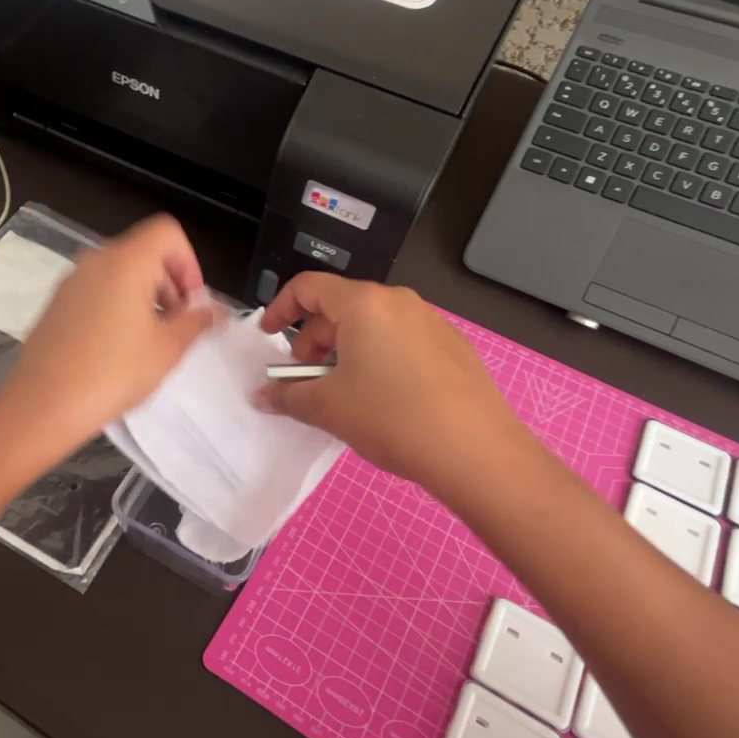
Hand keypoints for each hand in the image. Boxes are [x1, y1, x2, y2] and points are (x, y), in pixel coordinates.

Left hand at [0, 215, 219, 453]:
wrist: (44, 404)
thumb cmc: (114, 372)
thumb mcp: (167, 349)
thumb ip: (196, 322)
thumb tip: (213, 312)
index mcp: (126, 261)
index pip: (167, 232)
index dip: (189, 262)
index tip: (191, 303)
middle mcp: (95, 260)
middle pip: (144, 252)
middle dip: (170, 283)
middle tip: (178, 326)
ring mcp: (70, 281)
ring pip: (119, 273)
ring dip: (145, 297)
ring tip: (150, 341)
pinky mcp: (55, 304)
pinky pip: (97, 291)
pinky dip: (117, 306)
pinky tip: (118, 348)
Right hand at [254, 273, 537, 488]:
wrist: (475, 450)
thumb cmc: (391, 417)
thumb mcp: (328, 407)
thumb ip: (288, 395)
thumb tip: (263, 395)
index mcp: (364, 304)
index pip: (309, 287)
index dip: (281, 308)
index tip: (269, 336)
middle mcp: (399, 302)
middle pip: (341, 307)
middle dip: (313, 339)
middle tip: (305, 379)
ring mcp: (431, 322)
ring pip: (373, 326)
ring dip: (345, 351)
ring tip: (341, 393)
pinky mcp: (453, 347)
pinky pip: (401, 341)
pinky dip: (378, 358)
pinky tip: (382, 400)